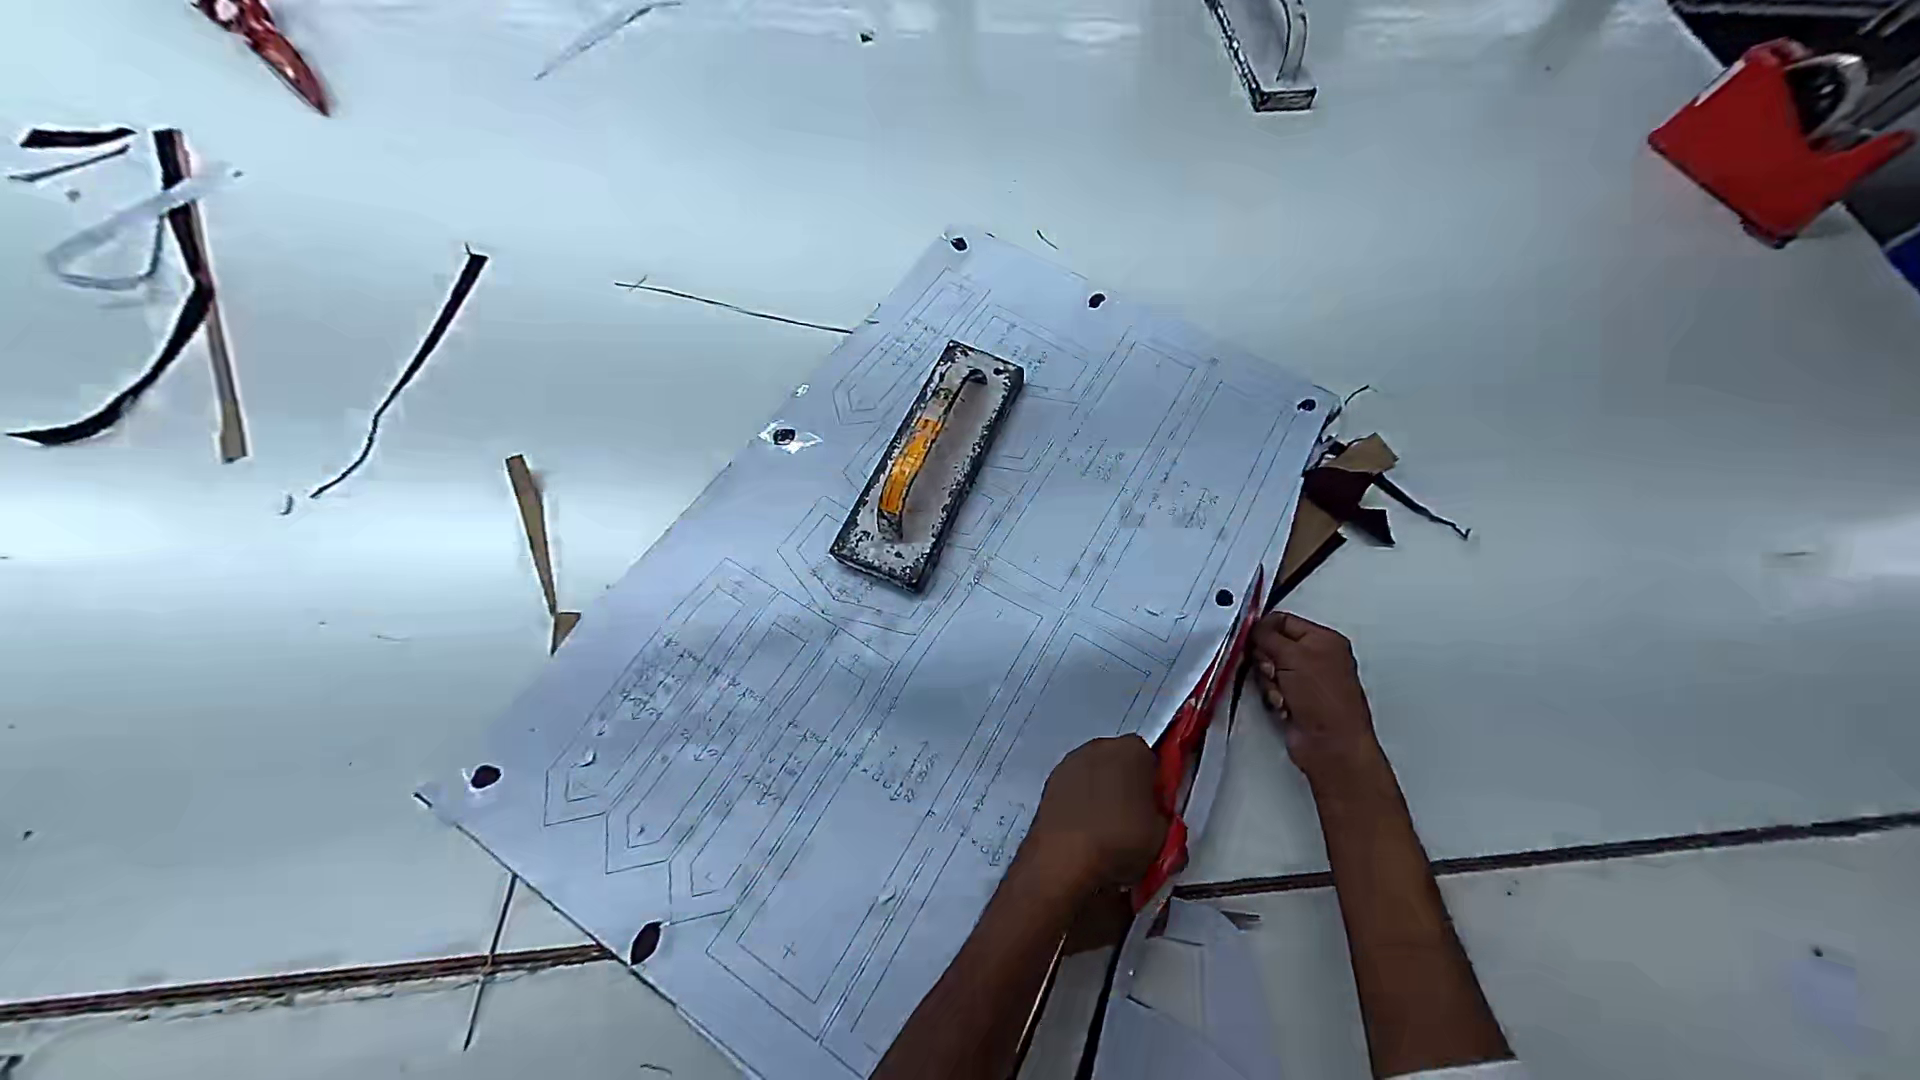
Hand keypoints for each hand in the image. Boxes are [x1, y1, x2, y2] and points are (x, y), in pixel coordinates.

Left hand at [1022, 735, 1167, 891]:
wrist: (1065, 857)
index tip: (1158, 805)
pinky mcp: (1051, 782)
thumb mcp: (1163, 835)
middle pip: (1121, 762)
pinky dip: (1081, 803)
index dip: (1156, 784)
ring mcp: (1071, 763)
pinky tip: (1087, 831)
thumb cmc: (1115, 839)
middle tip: (1137, 819)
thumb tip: (1158, 820)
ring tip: (1110, 830)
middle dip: (1129, 785)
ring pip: (1095, 774)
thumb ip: (1165, 816)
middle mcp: (1099, 748)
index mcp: (1132, 750)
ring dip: (1103, 793)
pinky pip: (1075, 788)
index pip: (1153, 758)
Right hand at [1251, 612, 1383, 783]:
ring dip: (1268, 681)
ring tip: (1281, 695)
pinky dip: (1272, 696)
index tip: (1250, 640)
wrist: (1330, 744)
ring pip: (1268, 667)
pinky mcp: (1296, 698)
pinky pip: (1272, 687)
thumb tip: (1253, 626)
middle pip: (1271, 645)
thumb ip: (1268, 635)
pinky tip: (1283, 706)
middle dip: (1265, 659)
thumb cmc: (1320, 696)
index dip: (1263, 629)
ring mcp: (1306, 679)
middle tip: (1272, 671)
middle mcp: (1316, 656)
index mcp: (1323, 639)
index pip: (1282, 620)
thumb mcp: (1292, 655)